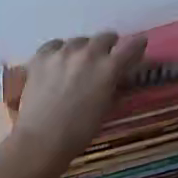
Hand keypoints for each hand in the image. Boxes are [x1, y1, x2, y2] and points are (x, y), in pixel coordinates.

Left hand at [8, 32, 146, 171]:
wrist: (41, 139)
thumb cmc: (79, 132)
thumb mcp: (106, 109)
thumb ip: (114, 87)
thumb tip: (118, 77)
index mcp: (108, 68)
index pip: (131, 46)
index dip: (136, 46)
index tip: (137, 47)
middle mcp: (87, 54)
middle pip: (104, 38)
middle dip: (108, 46)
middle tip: (106, 57)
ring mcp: (61, 53)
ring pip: (78, 41)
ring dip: (83, 49)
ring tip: (78, 63)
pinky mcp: (40, 57)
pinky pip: (54, 45)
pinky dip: (59, 51)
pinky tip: (57, 61)